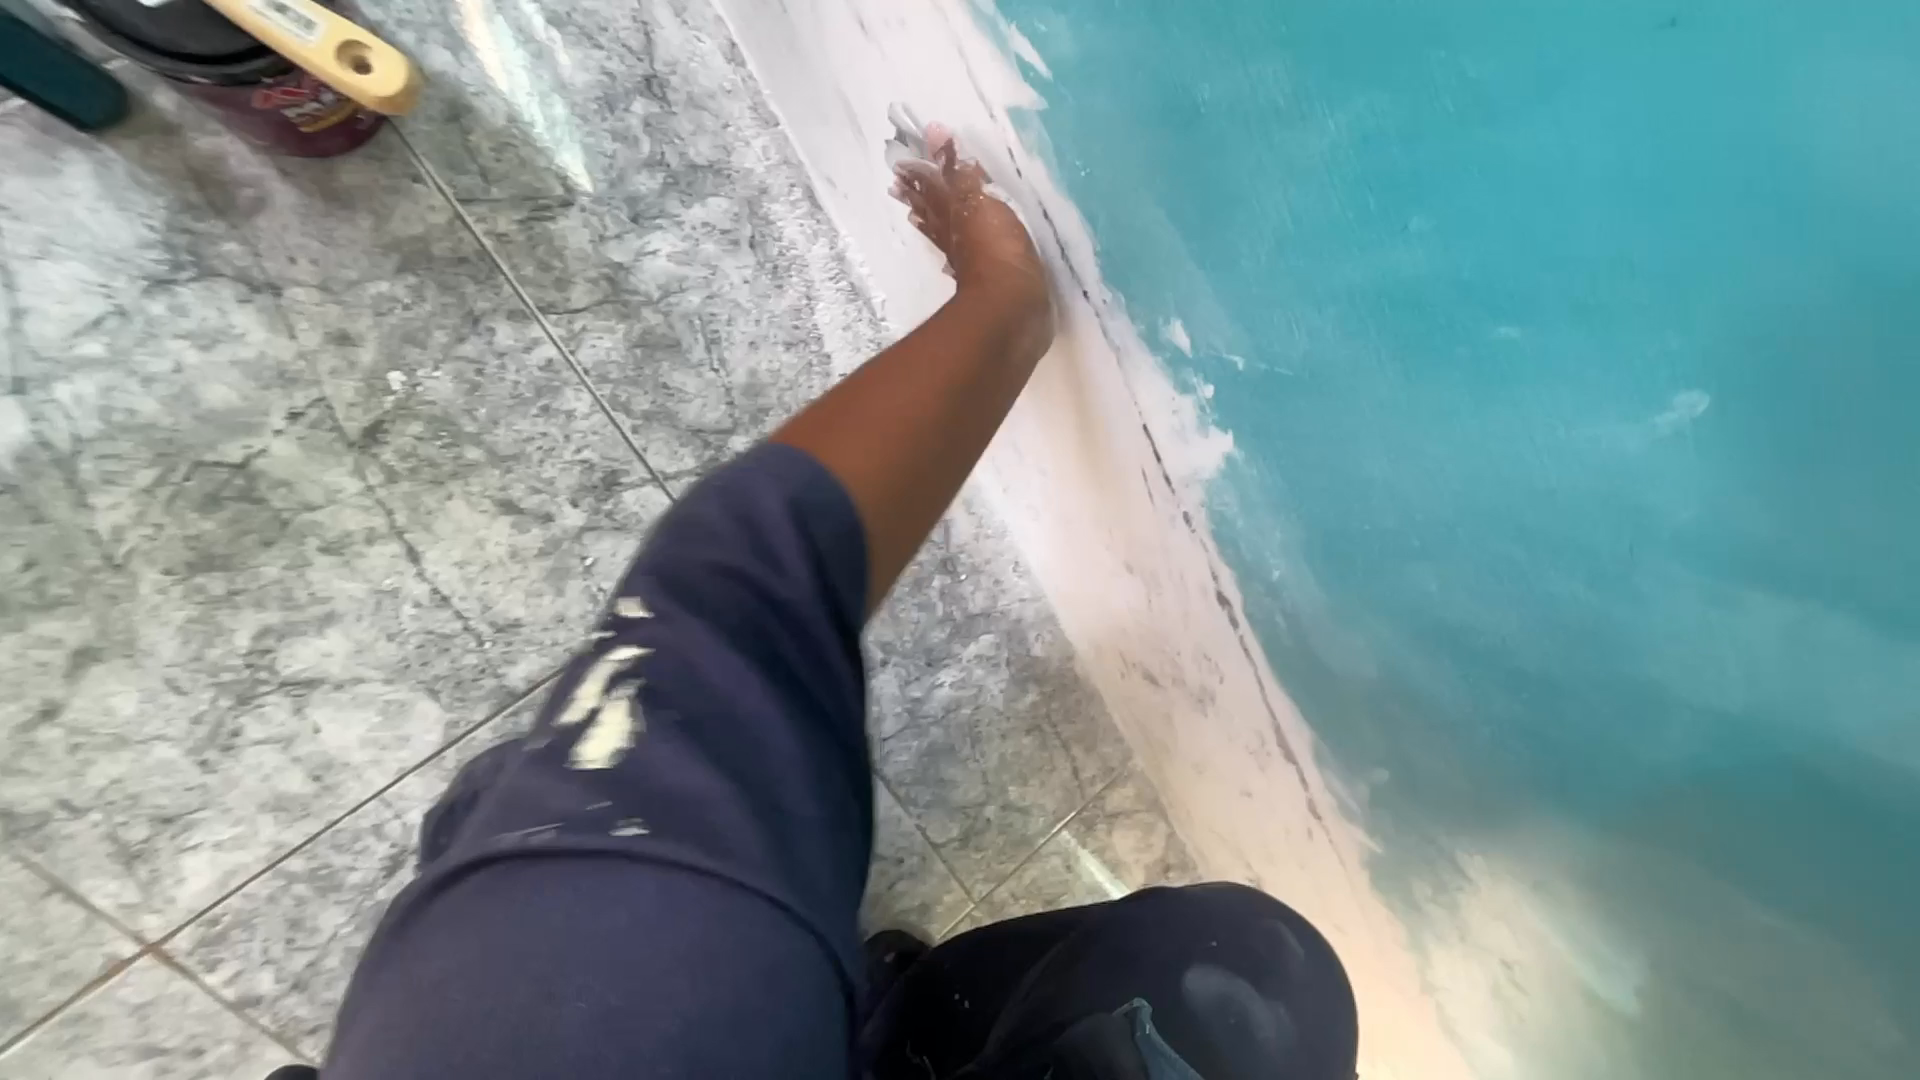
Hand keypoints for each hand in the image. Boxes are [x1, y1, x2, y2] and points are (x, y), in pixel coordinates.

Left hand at [892, 125, 1052, 341]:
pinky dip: (957, 251)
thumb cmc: (996, 251)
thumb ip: (957, 171)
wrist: (1012, 309)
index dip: (919, 174)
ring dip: (932, 223)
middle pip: (932, 212)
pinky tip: (955, 255)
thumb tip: (932, 132)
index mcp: (954, 214)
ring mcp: (968, 262)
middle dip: (919, 198)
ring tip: (917, 215)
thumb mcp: (976, 203)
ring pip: (944, 235)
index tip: (900, 164)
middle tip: (899, 186)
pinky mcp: (987, 283)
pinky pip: (964, 258)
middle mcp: (954, 237)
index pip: (932, 188)